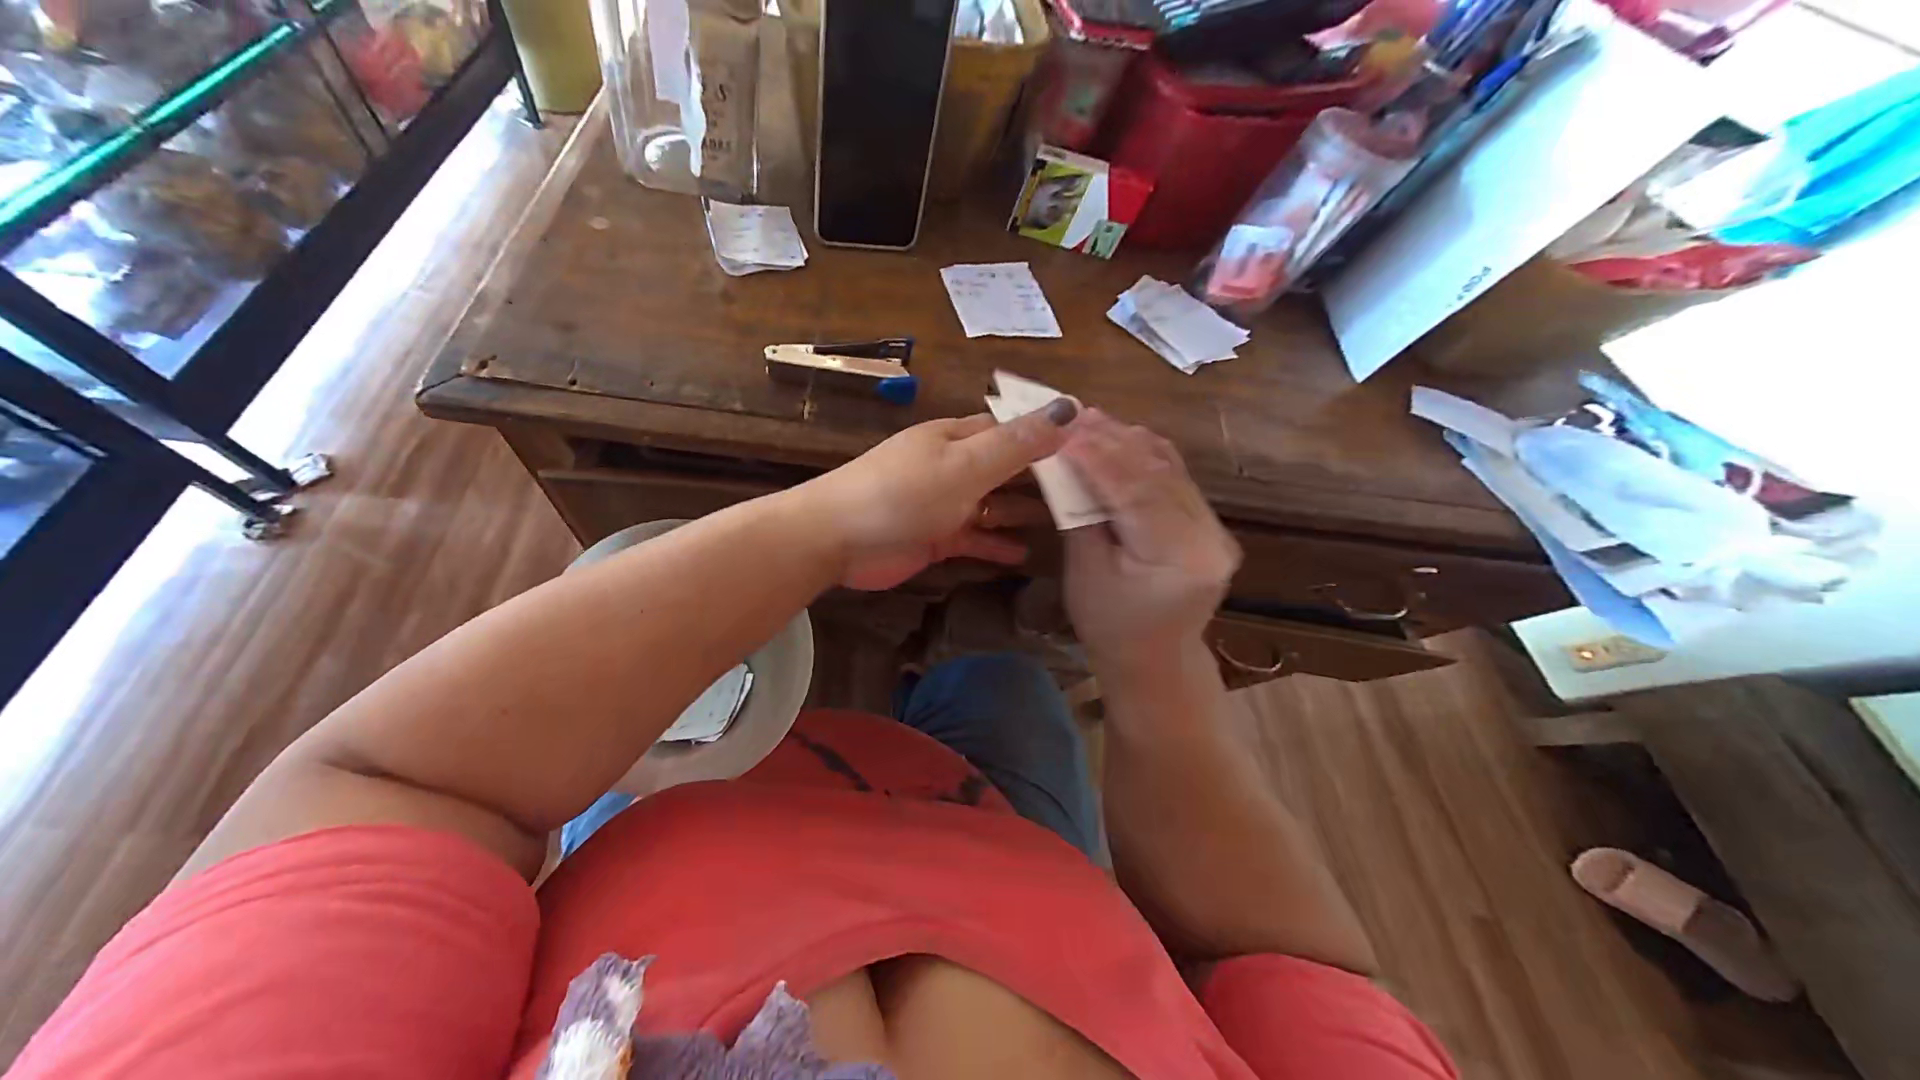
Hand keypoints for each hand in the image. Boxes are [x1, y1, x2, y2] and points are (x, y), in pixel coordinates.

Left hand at [795, 400, 1076, 590]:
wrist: (835, 538)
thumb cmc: (902, 494)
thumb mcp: (966, 466)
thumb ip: (1017, 444)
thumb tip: (1069, 409)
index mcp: (958, 437)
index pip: (1012, 429)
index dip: (1047, 436)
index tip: (1089, 449)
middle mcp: (953, 466)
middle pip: (1006, 468)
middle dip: (1042, 478)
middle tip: (1088, 494)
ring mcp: (943, 503)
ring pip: (993, 505)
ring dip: (1023, 512)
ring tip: (1065, 525)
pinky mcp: (934, 538)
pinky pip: (974, 538)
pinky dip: (996, 544)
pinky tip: (1023, 556)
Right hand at [1061, 410, 1240, 668]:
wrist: (1156, 660)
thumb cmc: (1110, 627)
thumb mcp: (1086, 573)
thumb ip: (1081, 513)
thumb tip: (1064, 460)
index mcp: (1181, 558)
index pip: (1136, 492)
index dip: (1097, 456)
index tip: (1063, 429)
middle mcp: (1210, 537)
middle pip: (1158, 472)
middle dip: (1112, 440)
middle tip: (1074, 413)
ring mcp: (1215, 528)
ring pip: (1170, 468)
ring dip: (1127, 440)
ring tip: (1089, 419)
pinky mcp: (1208, 524)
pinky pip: (1175, 479)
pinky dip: (1143, 456)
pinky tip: (1116, 437)